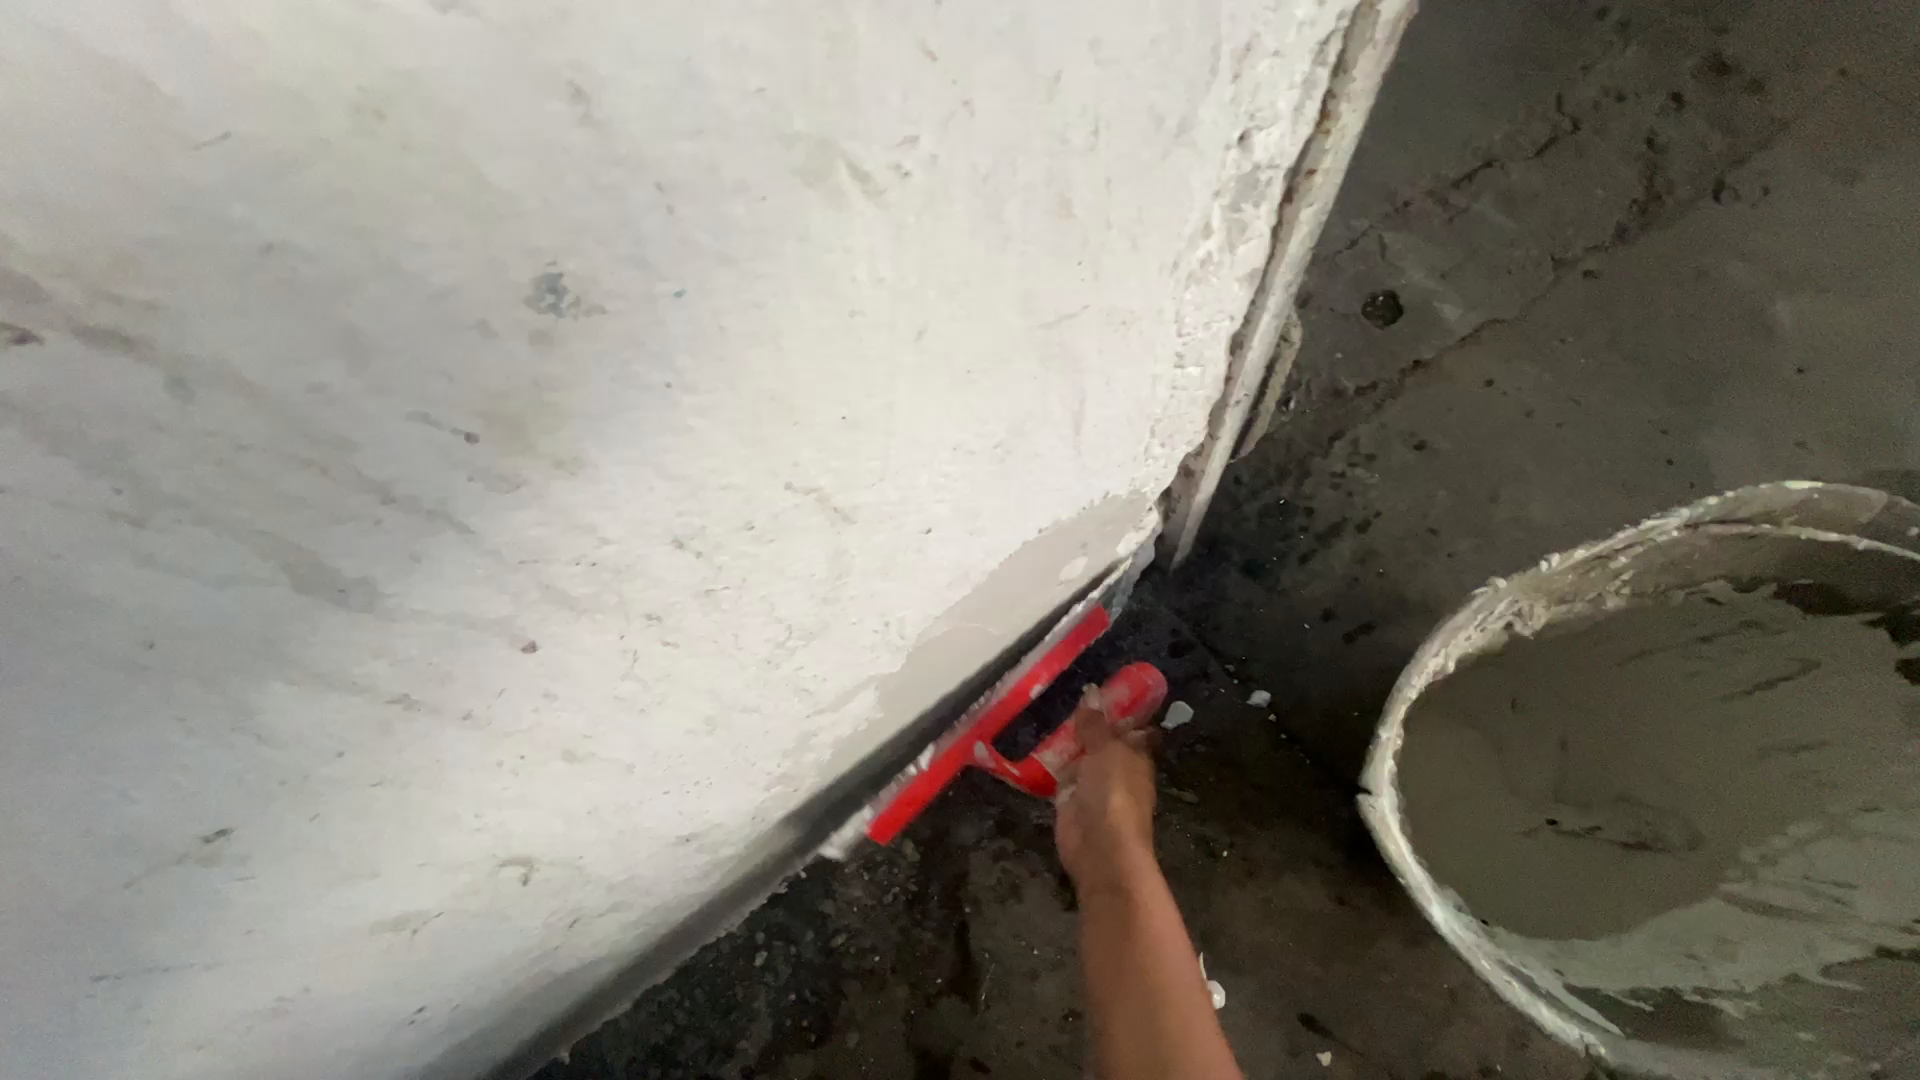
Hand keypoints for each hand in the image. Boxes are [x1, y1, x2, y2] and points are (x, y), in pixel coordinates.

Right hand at [1054, 684, 1158, 892]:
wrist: (1100, 847)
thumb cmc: (1115, 793)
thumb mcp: (1107, 750)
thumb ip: (1096, 724)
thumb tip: (1091, 693)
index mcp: (1135, 755)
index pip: (1129, 727)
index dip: (1116, 708)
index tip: (1097, 685)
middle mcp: (1115, 768)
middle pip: (1100, 739)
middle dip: (1084, 721)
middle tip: (1059, 690)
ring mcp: (1091, 784)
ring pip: (1077, 754)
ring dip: (1063, 739)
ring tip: (1039, 705)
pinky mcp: (1068, 798)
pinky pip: (1057, 772)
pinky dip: (1047, 760)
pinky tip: (1030, 739)